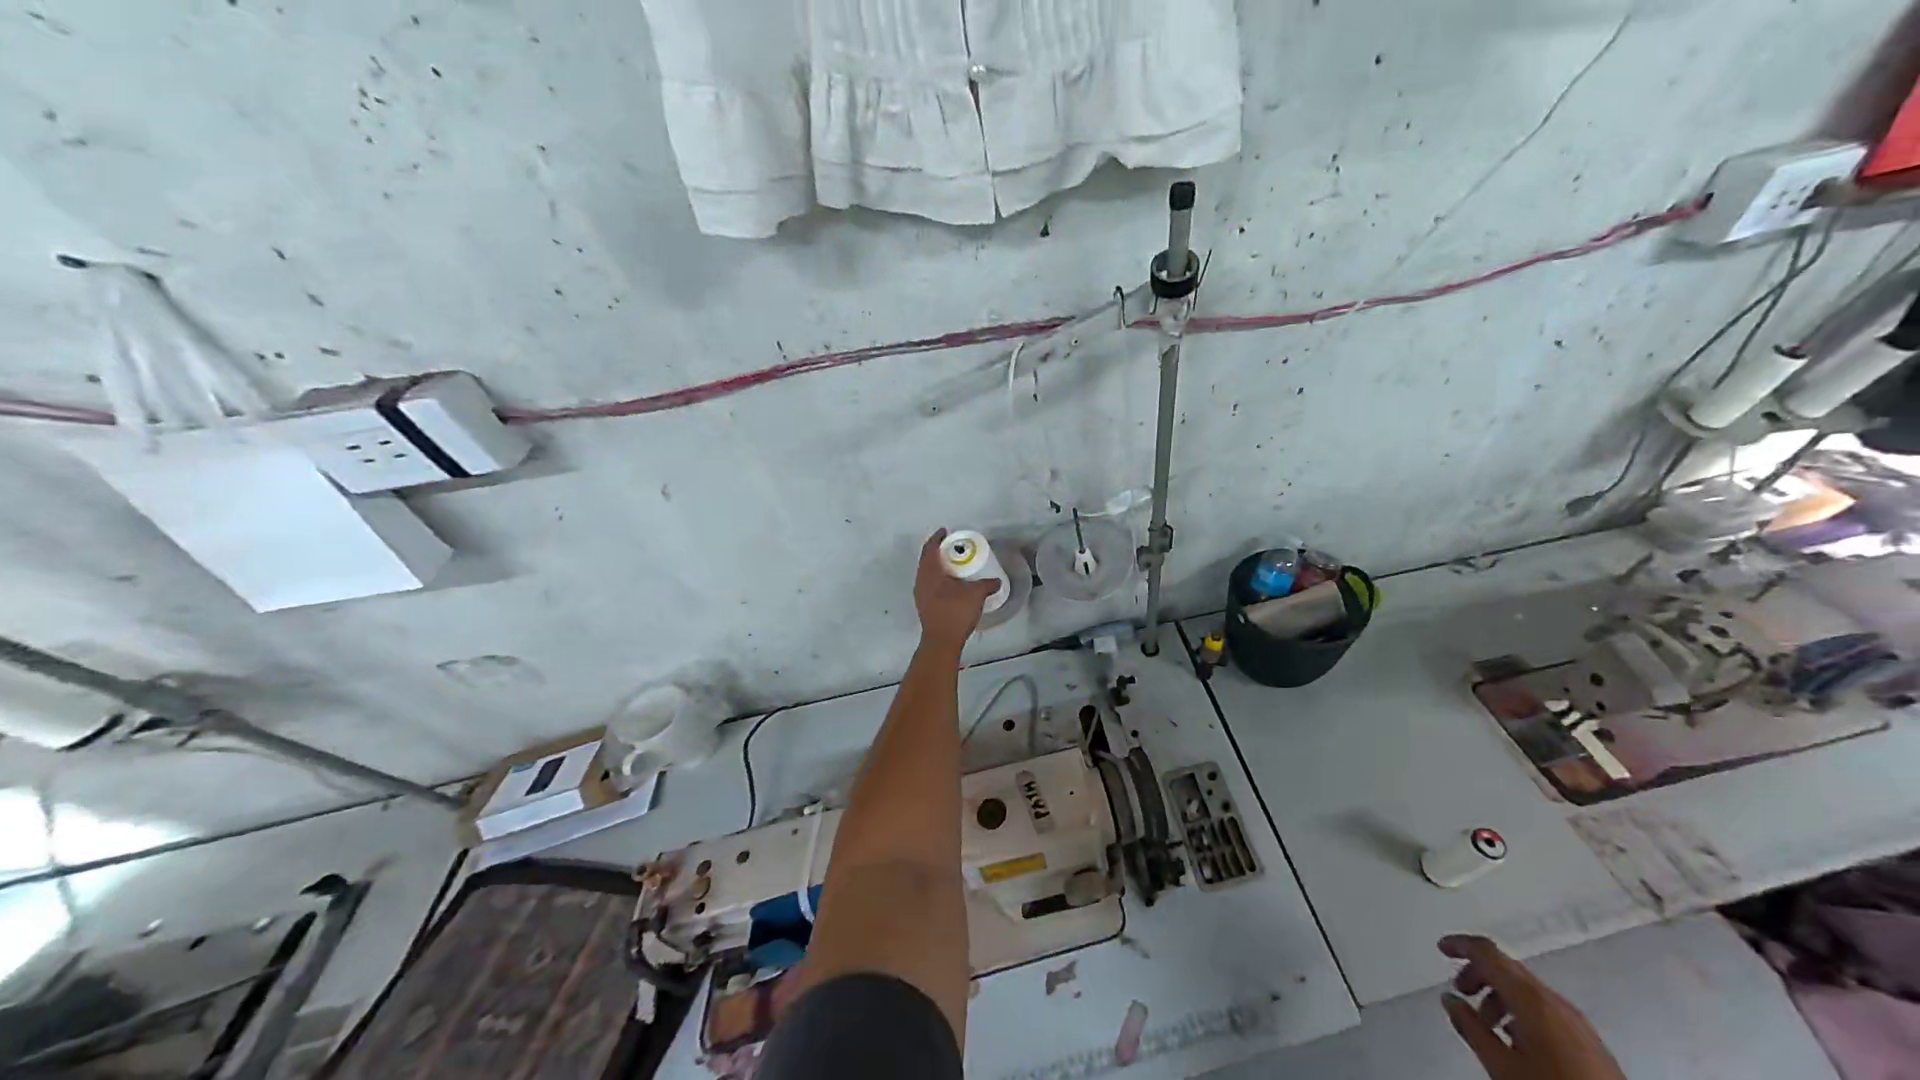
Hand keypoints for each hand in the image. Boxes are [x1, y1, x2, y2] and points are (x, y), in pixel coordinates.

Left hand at [914, 530, 997, 651]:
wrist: (941, 641)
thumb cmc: (955, 612)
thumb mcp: (975, 595)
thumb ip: (986, 585)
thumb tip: (996, 581)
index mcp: (930, 572)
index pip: (930, 549)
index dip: (937, 538)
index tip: (945, 531)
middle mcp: (921, 580)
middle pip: (926, 559)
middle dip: (937, 551)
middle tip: (951, 546)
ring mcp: (920, 594)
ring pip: (926, 573)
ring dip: (937, 565)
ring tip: (952, 563)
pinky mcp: (923, 605)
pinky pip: (929, 583)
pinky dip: (937, 578)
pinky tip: (950, 583)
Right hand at [1439, 935, 1626, 1079]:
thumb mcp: (1500, 1064)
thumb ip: (1470, 1027)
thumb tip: (1451, 1001)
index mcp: (1532, 1000)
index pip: (1489, 953)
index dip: (1461, 945)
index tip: (1443, 947)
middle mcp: (1555, 1002)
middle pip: (1508, 968)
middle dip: (1478, 972)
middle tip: (1460, 988)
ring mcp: (1576, 1020)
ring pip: (1527, 989)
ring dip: (1499, 995)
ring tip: (1486, 1022)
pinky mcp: (1588, 1038)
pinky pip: (1545, 1007)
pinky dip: (1520, 1009)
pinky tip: (1515, 1037)